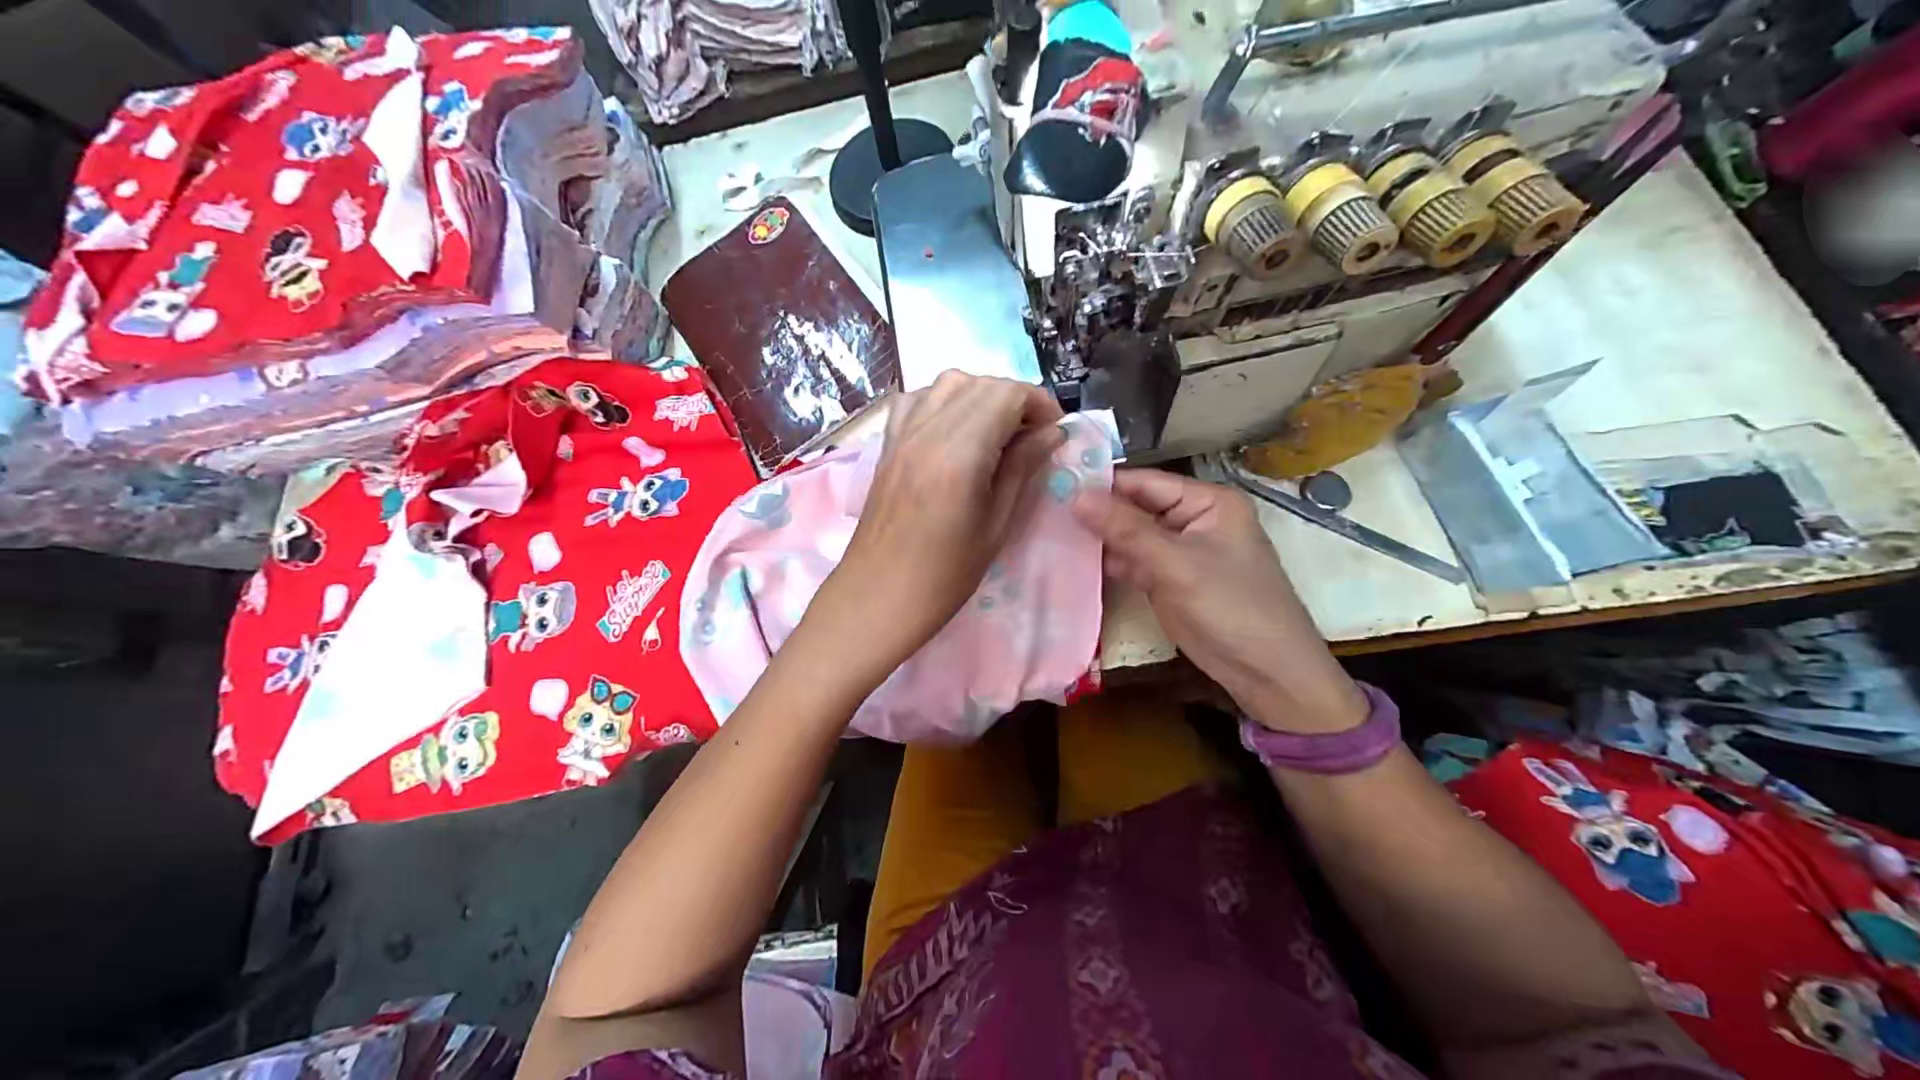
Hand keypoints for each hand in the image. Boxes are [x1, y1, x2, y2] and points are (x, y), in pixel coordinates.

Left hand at [811, 372, 1063, 681]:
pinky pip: (918, 399)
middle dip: (1016, 400)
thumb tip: (1052, 434)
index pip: (1008, 394)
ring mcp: (903, 433)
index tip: (1055, 432)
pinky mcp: (888, 443)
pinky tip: (956, 430)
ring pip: (948, 383)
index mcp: (959, 451)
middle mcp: (928, 429)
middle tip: (1033, 436)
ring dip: (982, 395)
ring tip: (998, 431)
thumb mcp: (996, 525)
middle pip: (981, 383)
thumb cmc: (944, 575)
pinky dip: (944, 401)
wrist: (877, 595)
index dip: (1039, 404)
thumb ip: (1022, 469)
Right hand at [1071, 469, 1367, 733]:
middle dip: (1097, 513)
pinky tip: (1075, 561)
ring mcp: (1180, 552)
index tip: (1054, 485)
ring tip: (1049, 532)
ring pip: (1131, 536)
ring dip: (1099, 539)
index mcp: (1207, 502)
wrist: (1267, 672)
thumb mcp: (1176, 564)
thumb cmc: (1231, 607)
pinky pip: (1134, 562)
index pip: (1145, 482)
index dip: (1102, 484)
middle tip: (1044, 510)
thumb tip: (1075, 495)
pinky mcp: (1170, 580)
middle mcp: (1193, 520)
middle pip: (1135, 508)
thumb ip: (1125, 529)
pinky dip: (1110, 563)